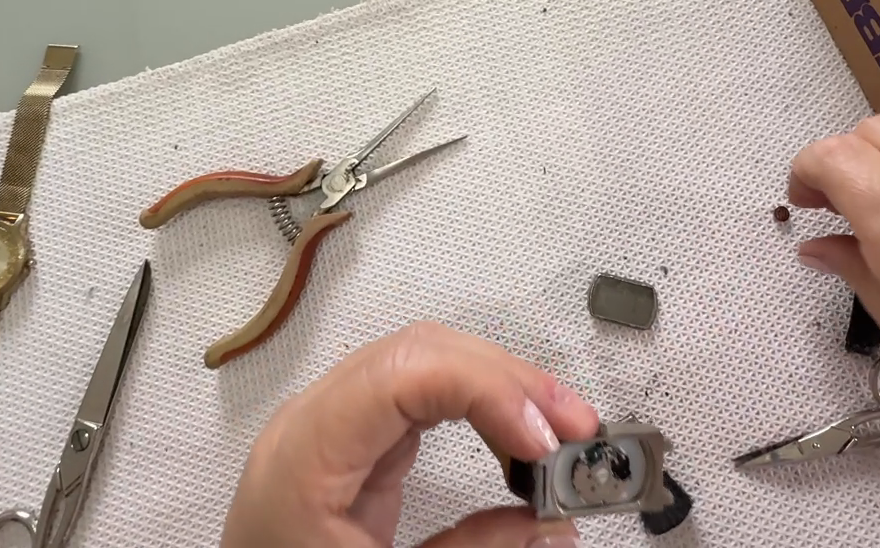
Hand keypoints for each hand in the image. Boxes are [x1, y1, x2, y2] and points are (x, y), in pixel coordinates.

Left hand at [220, 322, 599, 547]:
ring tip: (560, 429)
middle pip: (423, 352)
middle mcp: (317, 415)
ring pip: (430, 360)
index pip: (402, 371)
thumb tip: (550, 526)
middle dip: (508, 381)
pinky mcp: (357, 433)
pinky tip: (515, 436)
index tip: (543, 436)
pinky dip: (478, 407)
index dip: (482, 387)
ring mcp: (337, 417)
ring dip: (501, 387)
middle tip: (575, 426)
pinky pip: (425, 392)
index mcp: (304, 451)